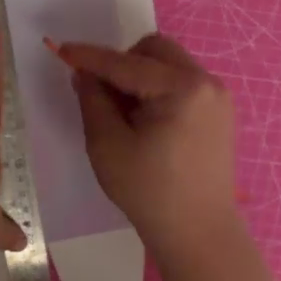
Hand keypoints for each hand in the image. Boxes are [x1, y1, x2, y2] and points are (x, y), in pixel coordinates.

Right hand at [53, 34, 238, 255]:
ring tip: (122, 113)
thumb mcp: (107, 145)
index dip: (90, 57)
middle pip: (154, 50)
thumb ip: (93, 101)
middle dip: (122, 62)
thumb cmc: (147, 191)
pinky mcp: (219, 113)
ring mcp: (217, 97)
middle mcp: (206, 83)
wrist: (197, 231)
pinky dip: (157, 90)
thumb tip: (85, 75)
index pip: (126, 63)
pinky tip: (143, 122)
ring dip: (139, 76)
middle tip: (100, 93)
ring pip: (169, 65)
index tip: (61, 49)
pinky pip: (181, 84)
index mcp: (182, 89)